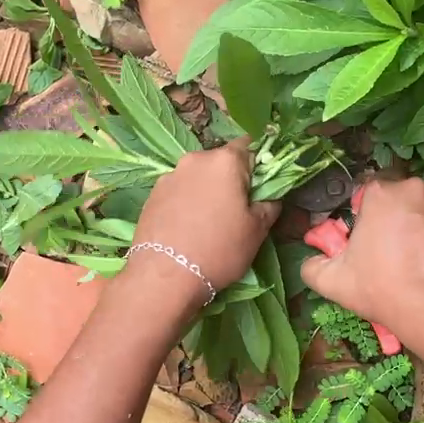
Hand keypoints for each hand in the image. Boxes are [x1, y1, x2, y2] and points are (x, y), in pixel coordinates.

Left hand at [129, 138, 279, 301]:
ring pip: (199, 177)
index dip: (259, 165)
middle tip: (238, 210)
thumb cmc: (219, 249)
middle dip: (232, 180)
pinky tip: (189, 228)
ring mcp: (170, 175)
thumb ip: (269, 205)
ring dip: (208, 192)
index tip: (261, 188)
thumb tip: (270, 197)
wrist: (164, 276)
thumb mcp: (257, 231)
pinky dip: (188, 203)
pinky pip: (180, 191)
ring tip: (210, 223)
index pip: (250, 146)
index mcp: (225, 161)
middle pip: (222, 162)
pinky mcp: (153, 194)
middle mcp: (195, 159)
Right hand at [300, 178, 423, 336]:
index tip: (373, 242)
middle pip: (404, 198)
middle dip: (401, 218)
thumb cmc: (380, 288)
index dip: (370, 218)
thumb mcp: (332, 282)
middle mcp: (415, 187)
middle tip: (398, 252)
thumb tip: (311, 261)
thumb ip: (312, 266)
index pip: (371, 195)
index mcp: (381, 193)